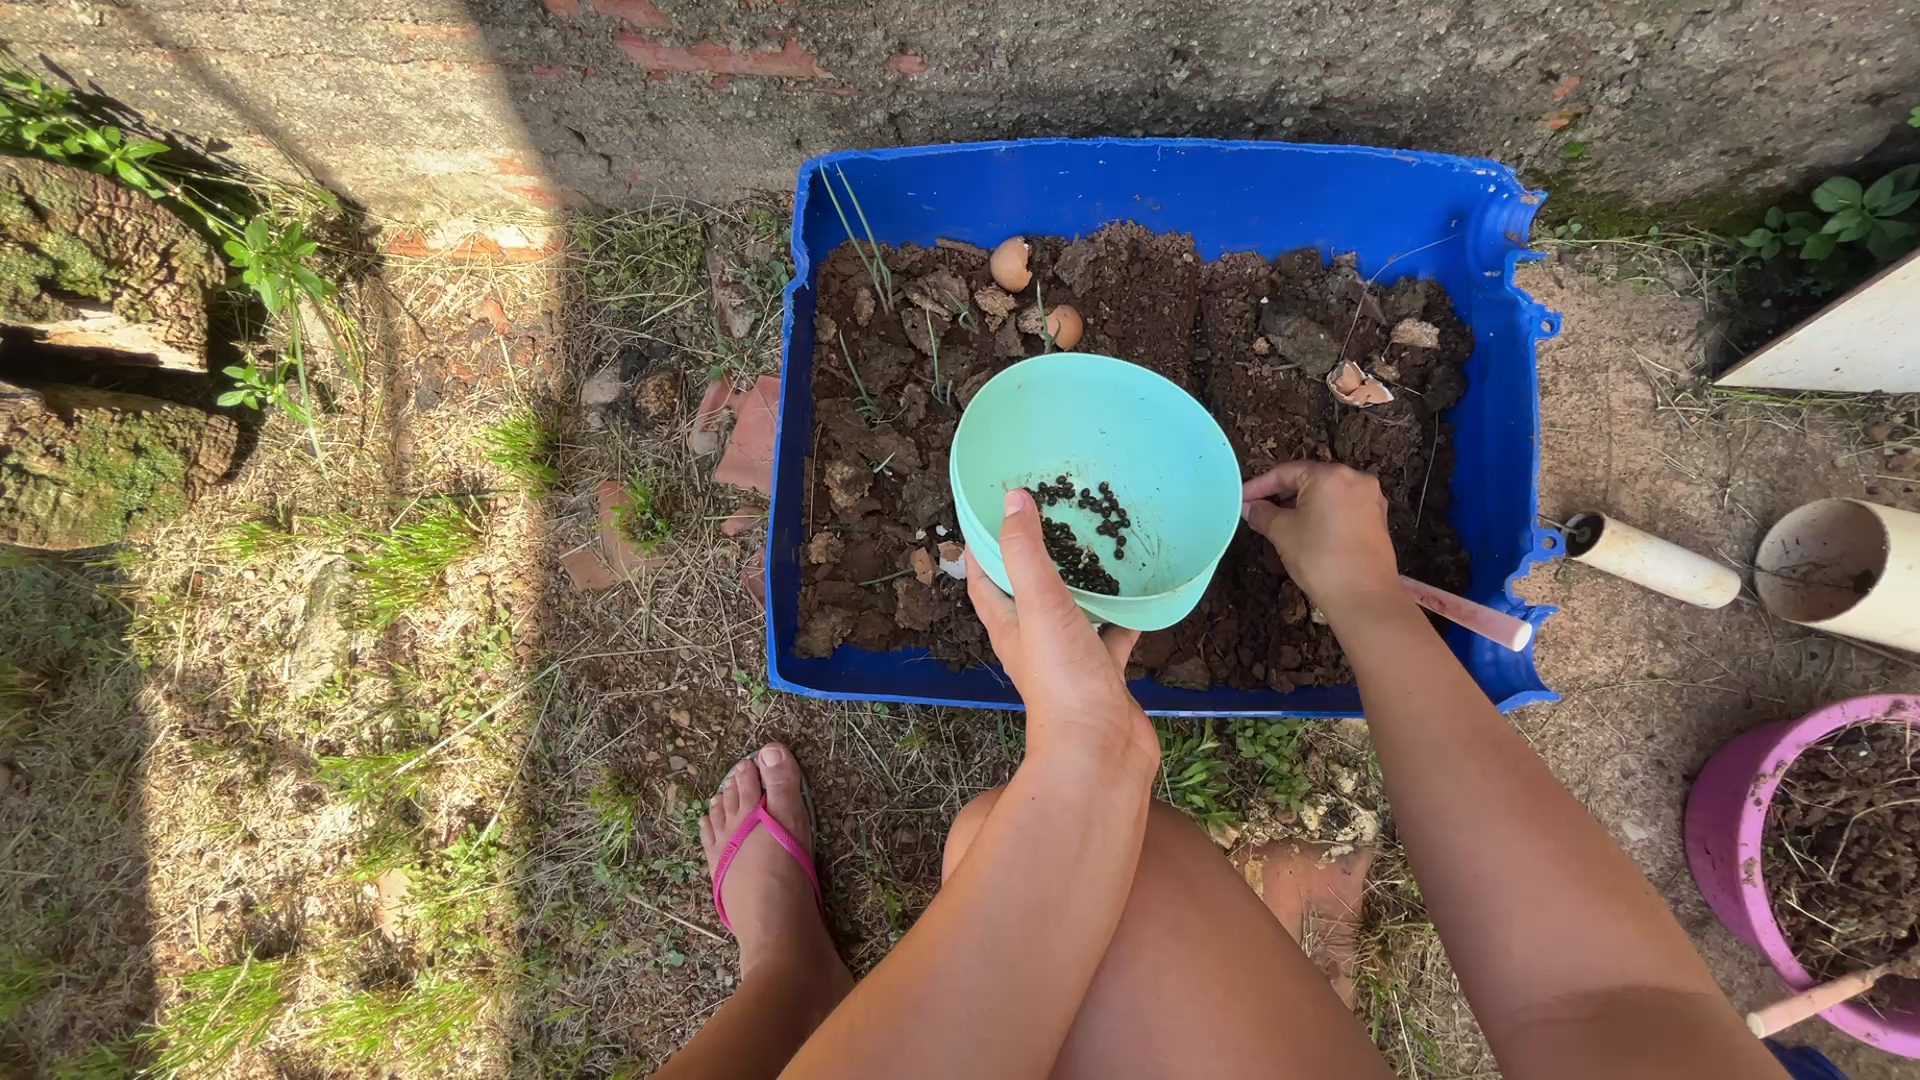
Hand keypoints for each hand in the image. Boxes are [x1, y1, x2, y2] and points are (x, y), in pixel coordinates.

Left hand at [966, 489, 1157, 779]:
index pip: (983, 578)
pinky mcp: (1102, 672)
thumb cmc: (1062, 679)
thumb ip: (1026, 554)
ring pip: (1072, 610)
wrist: (1101, 750)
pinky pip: (1112, 634)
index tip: (993, 510)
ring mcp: (1069, 657)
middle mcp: (1033, 639)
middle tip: (1056, 516)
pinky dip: (1123, 615)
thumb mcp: (1039, 606)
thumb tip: (1012, 500)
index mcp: (1008, 624)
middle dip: (1035, 555)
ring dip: (1080, 581)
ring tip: (1098, 544)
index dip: (982, 545)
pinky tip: (1141, 593)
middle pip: (1027, 590)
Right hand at [1240, 462, 1400, 609]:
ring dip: (1300, 505)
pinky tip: (1305, 530)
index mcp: (1331, 476)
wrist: (1362, 595)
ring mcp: (1370, 499)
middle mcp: (1356, 480)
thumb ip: (1261, 513)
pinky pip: (1341, 507)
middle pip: (1308, 480)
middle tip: (1257, 509)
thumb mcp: (1281, 532)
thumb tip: (1249, 507)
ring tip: (1278, 521)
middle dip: (1280, 494)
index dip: (1259, 486)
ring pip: (1326, 494)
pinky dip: (1320, 514)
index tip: (1241, 498)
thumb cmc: (1319, 557)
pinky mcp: (1376, 518)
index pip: (1286, 472)